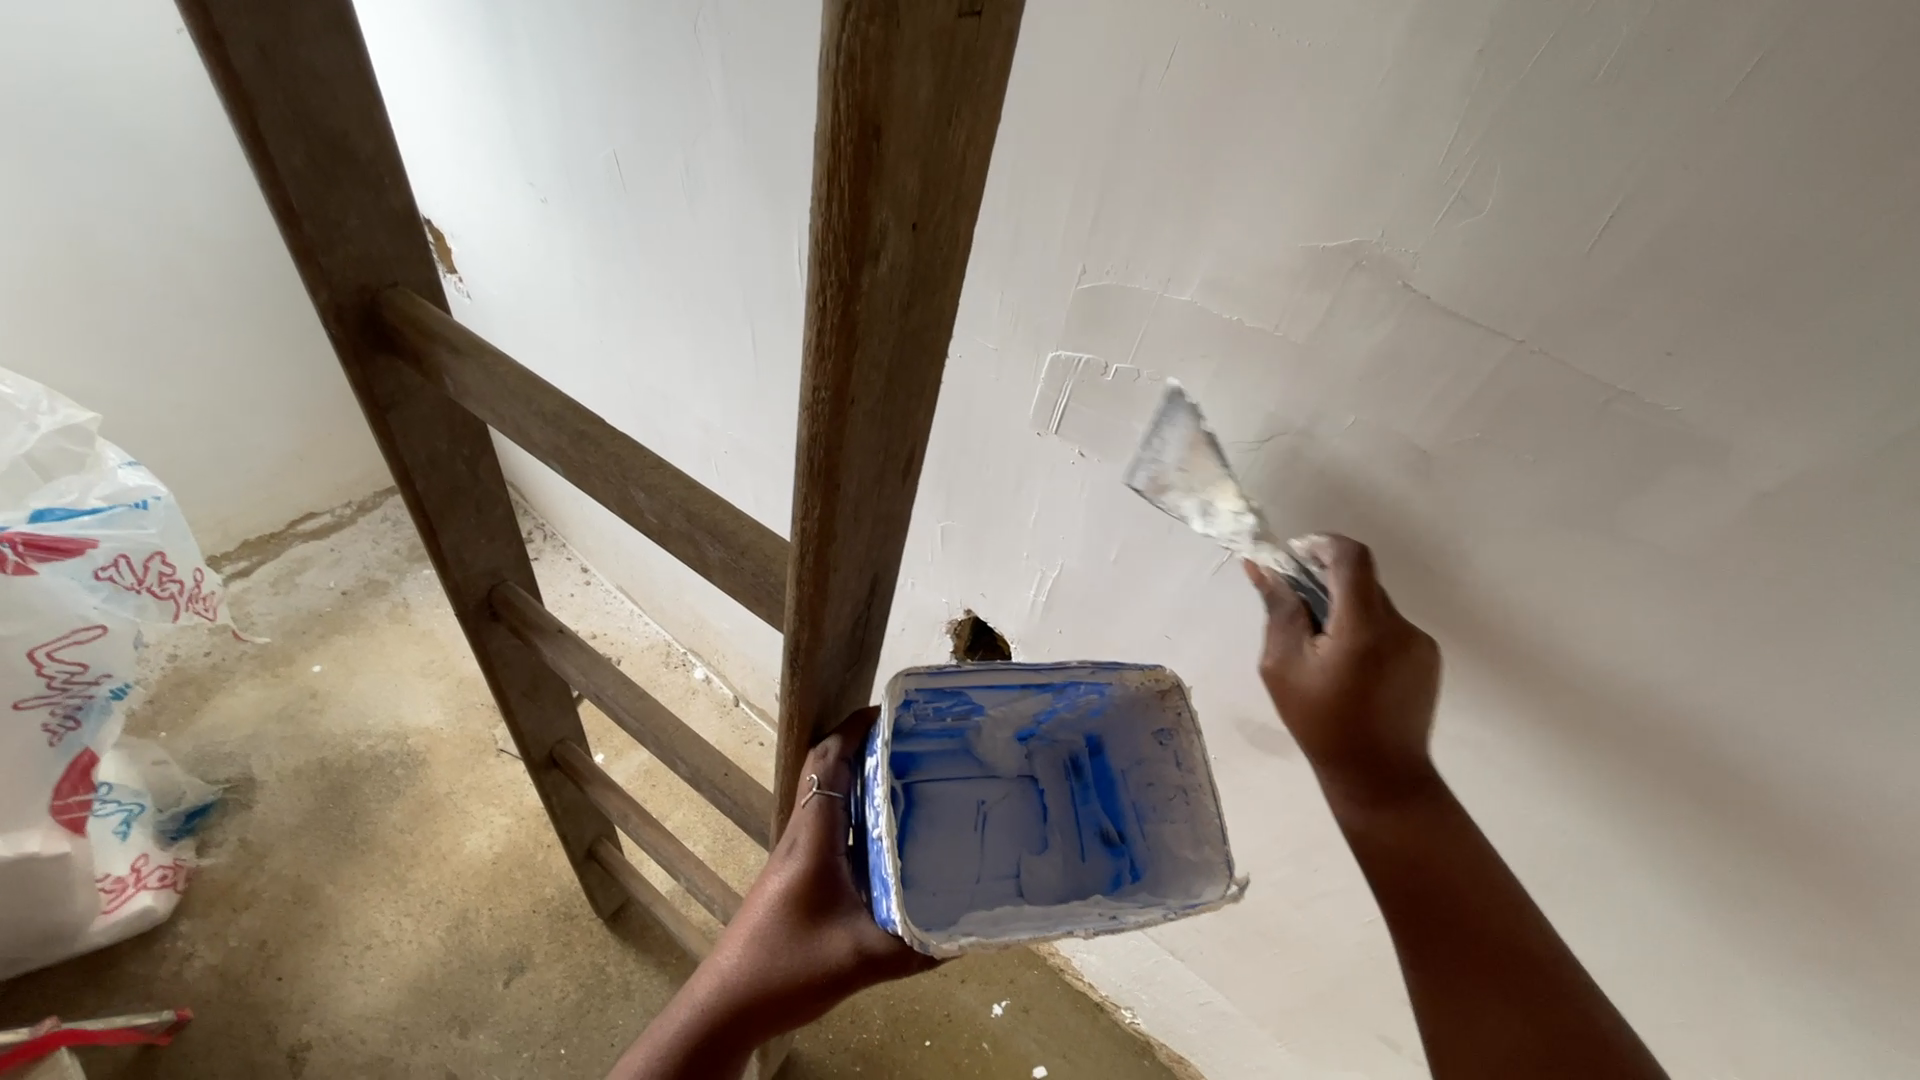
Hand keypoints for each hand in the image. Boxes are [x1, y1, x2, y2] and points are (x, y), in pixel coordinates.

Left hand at [690, 707, 937, 1041]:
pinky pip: (829, 827)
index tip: (890, 711)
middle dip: (862, 745)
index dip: (854, 728)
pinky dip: (856, 814)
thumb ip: (914, 946)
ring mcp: (796, 857)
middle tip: (910, 740)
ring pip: (826, 799)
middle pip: (825, 771)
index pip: (828, 761)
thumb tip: (964, 931)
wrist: (727, 1006)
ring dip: (859, 778)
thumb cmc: (785, 968)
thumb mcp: (859, 959)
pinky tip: (887, 839)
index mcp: (812, 836)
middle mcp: (801, 836)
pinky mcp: (797, 877)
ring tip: (907, 777)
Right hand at [1244, 534, 1441, 800]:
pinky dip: (1363, 631)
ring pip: (1373, 605)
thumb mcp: (1283, 666)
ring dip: (1344, 610)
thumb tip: (1263, 568)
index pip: (1351, 558)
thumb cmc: (1320, 722)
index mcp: (1363, 626)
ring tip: (1319, 649)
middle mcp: (1399, 626)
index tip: (1295, 554)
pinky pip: (1388, 627)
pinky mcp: (1427, 659)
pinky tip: (1347, 668)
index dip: (1322, 544)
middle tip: (1294, 607)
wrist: (1380, 776)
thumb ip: (1279, 610)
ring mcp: (1419, 643)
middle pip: (1361, 581)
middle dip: (1325, 582)